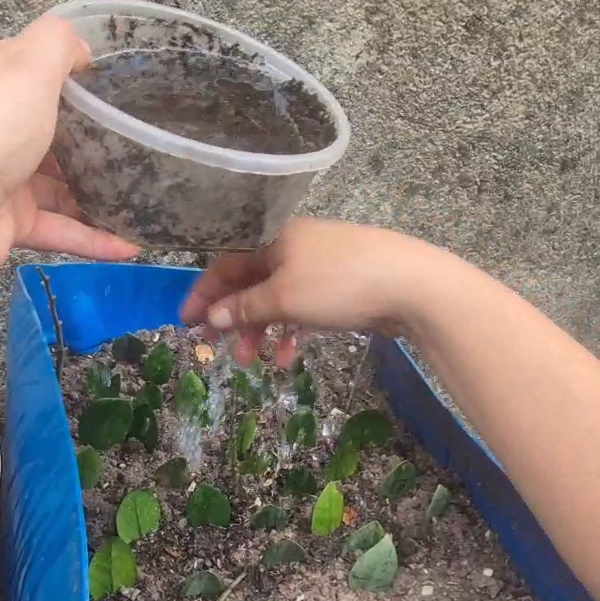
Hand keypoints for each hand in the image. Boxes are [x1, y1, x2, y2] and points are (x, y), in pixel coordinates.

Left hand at [0, 15, 138, 286]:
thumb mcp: (24, 68)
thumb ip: (57, 45)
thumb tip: (82, 47)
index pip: (36, 74)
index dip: (79, 81)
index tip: (127, 94)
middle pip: (53, 133)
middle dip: (97, 144)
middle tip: (147, 152)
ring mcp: (1, 179)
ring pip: (60, 186)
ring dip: (100, 196)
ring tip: (146, 203)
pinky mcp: (9, 224)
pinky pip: (60, 229)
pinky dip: (93, 238)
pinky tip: (130, 246)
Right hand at [180, 218, 471, 365]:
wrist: (411, 285)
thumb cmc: (338, 284)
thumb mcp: (284, 297)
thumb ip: (246, 308)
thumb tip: (214, 316)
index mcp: (274, 238)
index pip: (227, 263)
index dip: (206, 294)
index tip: (188, 324)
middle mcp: (292, 247)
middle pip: (250, 283)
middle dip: (233, 318)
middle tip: (218, 350)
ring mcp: (318, 267)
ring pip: (276, 300)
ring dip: (261, 332)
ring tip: (254, 363)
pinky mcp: (339, 288)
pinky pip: (303, 310)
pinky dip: (292, 332)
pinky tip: (291, 356)